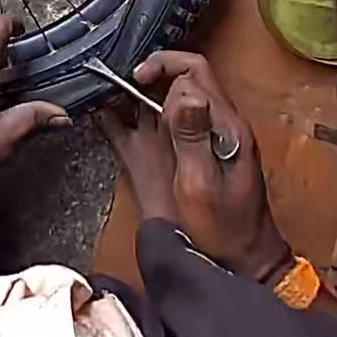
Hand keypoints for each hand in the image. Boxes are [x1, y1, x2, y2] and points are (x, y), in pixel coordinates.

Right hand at [101, 50, 290, 282]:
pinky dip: (118, 117)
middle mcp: (204, 125)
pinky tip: (100, 113)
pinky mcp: (166, 157)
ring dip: (131, 92)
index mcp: (223, 125)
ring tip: (106, 93)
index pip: (194, 72)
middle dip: (147, 73)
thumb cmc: (225, 231)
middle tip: (122, 82)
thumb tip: (185, 92)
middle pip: (177, 78)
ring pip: (158, 99)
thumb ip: (193, 136)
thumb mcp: (205, 184)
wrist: (236, 268)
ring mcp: (184, 140)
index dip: (164, 68)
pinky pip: (140, 127)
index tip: (138, 79)